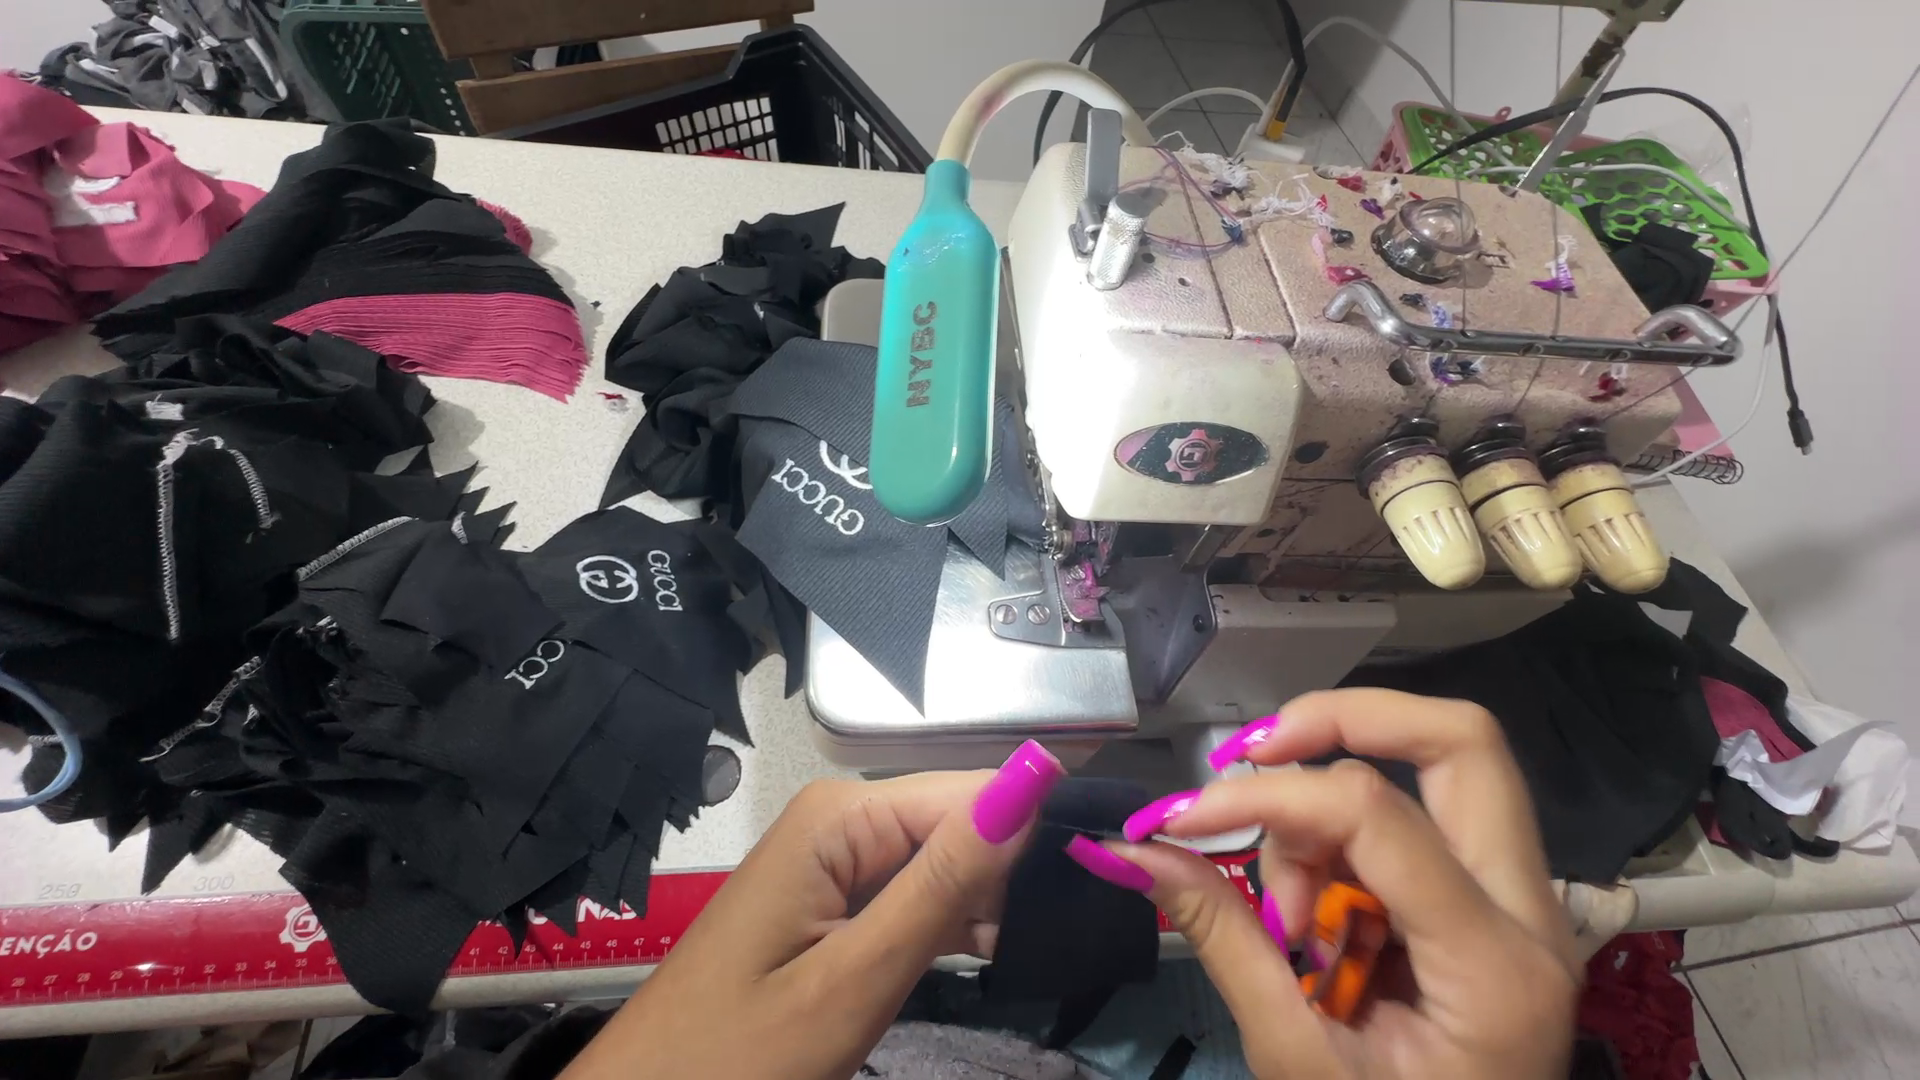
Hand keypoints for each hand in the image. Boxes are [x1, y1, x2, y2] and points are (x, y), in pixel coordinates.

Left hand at [558, 742, 1064, 1079]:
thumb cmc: (738, 1057)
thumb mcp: (854, 978)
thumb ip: (945, 882)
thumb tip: (1030, 785)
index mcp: (842, 814)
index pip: (970, 791)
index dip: (1037, 826)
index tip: (1107, 873)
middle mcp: (843, 817)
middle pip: (959, 819)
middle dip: (1013, 868)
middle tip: (1072, 928)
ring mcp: (838, 856)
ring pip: (944, 857)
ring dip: (990, 900)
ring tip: (1039, 946)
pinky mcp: (837, 895)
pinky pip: (915, 889)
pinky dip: (954, 920)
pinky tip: (989, 952)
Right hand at [1079, 689, 1578, 1079]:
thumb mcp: (1294, 1056)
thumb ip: (1219, 933)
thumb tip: (1134, 848)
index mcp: (1493, 966)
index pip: (1371, 813)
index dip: (1262, 797)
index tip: (1182, 820)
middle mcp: (1527, 909)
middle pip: (1457, 739)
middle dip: (1340, 719)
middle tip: (1257, 753)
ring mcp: (1517, 897)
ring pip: (1431, 763)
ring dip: (1327, 798)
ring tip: (1284, 902)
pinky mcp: (1486, 894)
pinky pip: (1406, 811)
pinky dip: (1337, 831)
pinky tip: (1310, 907)